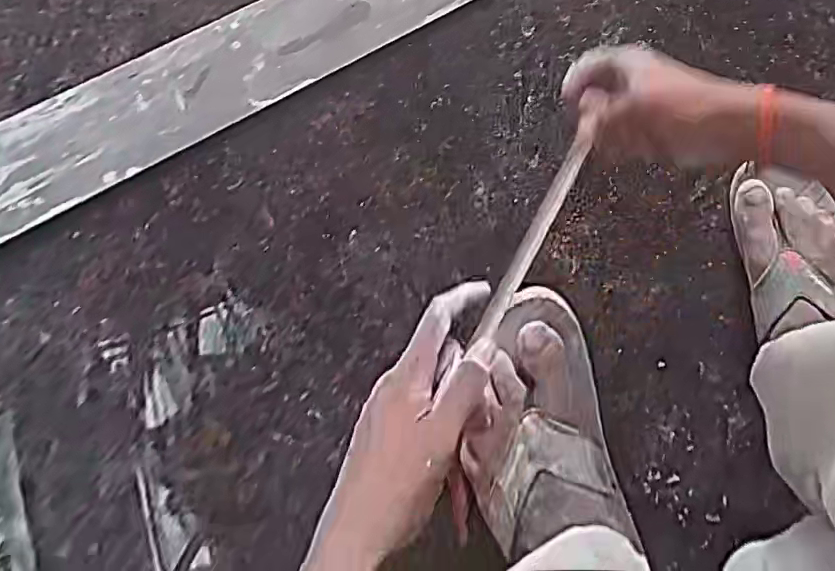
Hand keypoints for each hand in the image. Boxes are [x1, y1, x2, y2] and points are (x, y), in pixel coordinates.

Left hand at [303, 282, 491, 570]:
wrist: (351, 543)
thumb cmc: (389, 494)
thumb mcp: (443, 433)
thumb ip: (467, 384)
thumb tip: (484, 347)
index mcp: (406, 377)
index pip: (436, 317)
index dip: (462, 298)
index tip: (481, 292)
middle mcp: (394, 388)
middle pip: (446, 361)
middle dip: (469, 386)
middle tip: (478, 419)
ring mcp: (387, 411)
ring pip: (439, 396)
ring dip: (458, 422)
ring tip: (458, 460)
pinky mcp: (386, 434)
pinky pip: (425, 421)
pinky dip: (443, 441)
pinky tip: (446, 477)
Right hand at [561, 45, 755, 166]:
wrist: (735, 127)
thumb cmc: (695, 109)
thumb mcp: (635, 110)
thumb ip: (602, 117)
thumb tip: (583, 124)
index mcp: (629, 64)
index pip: (588, 67)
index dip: (574, 86)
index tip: (569, 108)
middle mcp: (637, 80)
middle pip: (598, 99)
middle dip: (598, 120)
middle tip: (600, 134)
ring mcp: (649, 104)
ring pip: (616, 123)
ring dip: (619, 137)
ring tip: (636, 142)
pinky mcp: (662, 126)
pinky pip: (635, 138)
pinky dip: (637, 147)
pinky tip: (651, 150)